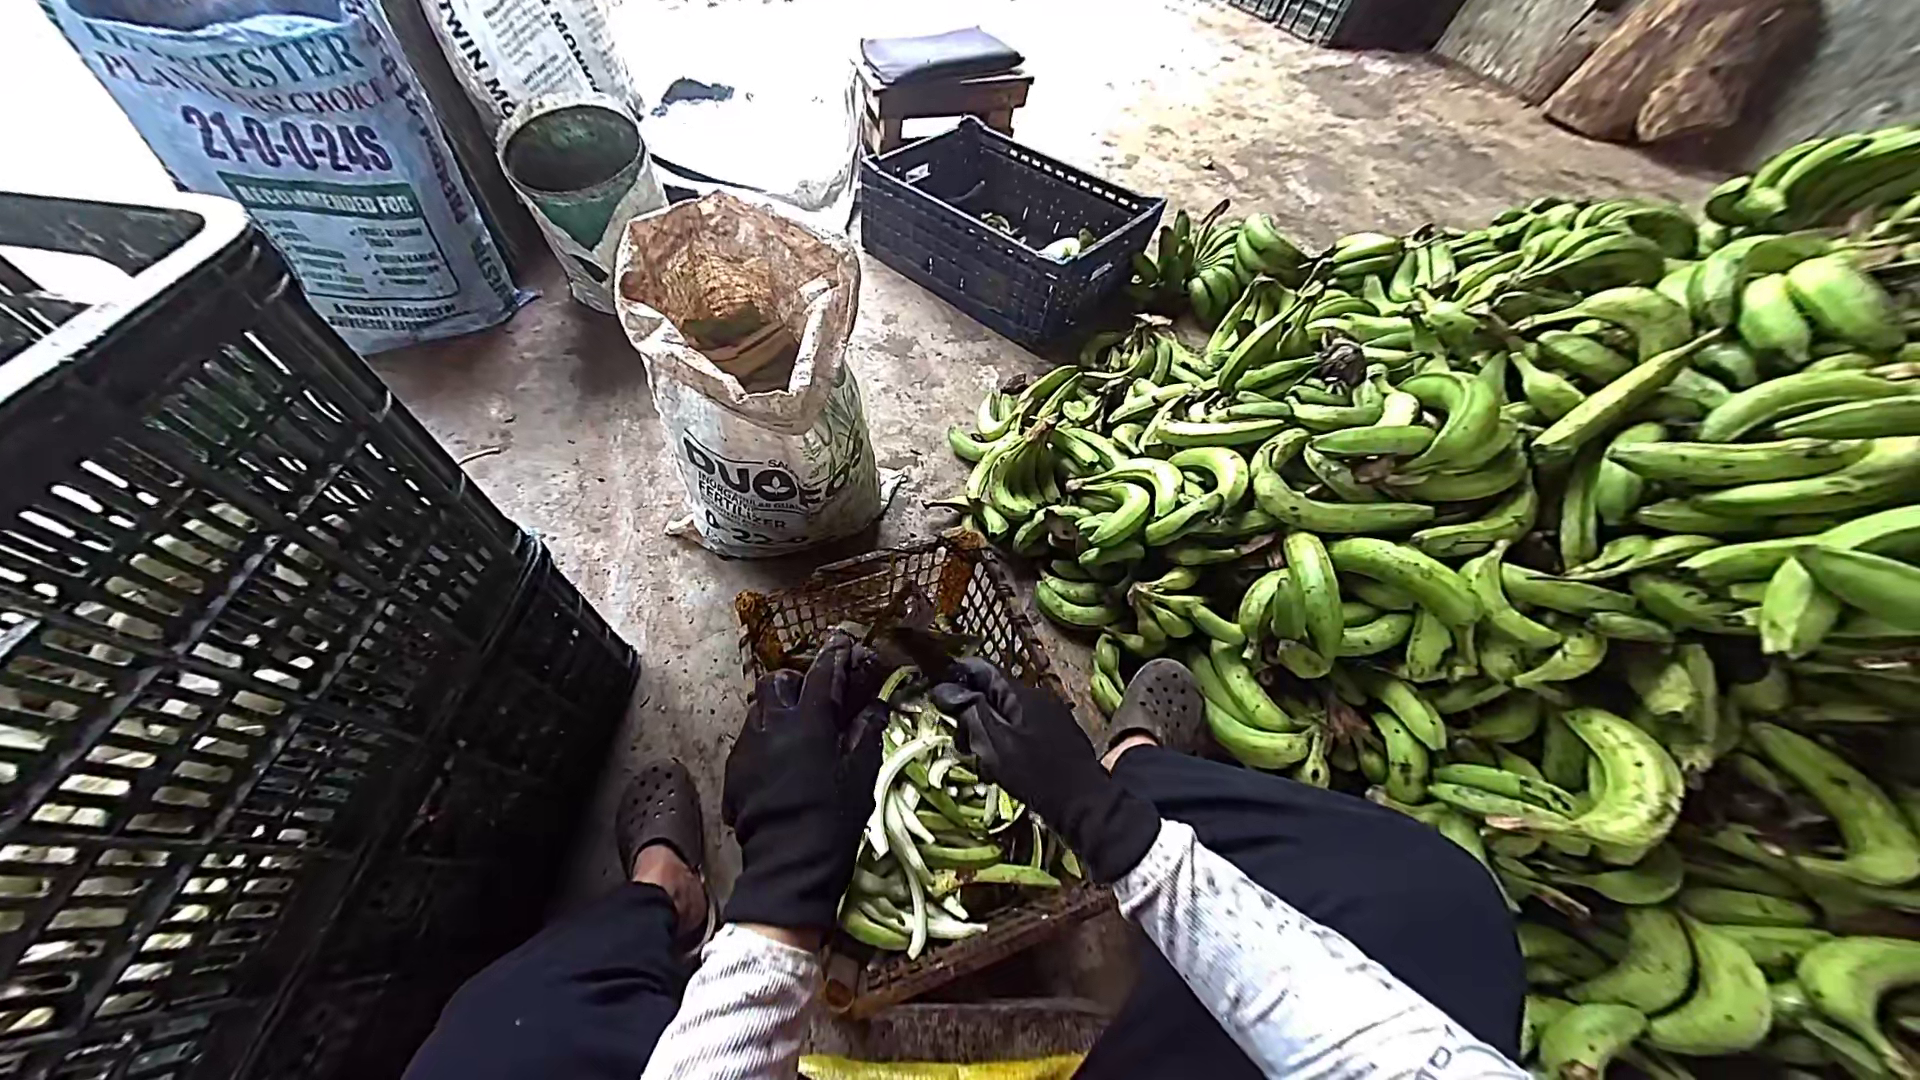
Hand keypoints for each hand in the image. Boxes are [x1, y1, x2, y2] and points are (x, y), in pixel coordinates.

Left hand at [722, 631, 883, 931]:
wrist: (789, 864)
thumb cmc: (834, 816)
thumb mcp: (861, 771)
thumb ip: (867, 730)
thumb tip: (876, 705)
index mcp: (808, 721)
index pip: (822, 674)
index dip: (835, 655)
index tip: (843, 642)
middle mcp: (773, 726)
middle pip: (775, 682)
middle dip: (794, 681)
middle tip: (813, 696)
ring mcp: (748, 748)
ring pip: (758, 710)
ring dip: (777, 709)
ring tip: (795, 728)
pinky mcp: (734, 771)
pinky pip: (749, 740)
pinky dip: (766, 739)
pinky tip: (780, 761)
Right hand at [931, 658, 1159, 882]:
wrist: (1084, 805)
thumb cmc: (1035, 773)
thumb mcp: (994, 742)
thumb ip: (969, 711)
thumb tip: (944, 687)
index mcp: (1019, 693)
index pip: (981, 669)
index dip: (956, 678)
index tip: (937, 695)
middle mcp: (1035, 698)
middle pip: (990, 695)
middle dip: (970, 716)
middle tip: (963, 746)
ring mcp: (1047, 717)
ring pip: (1003, 717)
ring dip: (986, 736)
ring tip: (984, 765)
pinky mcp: (1053, 738)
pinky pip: (1019, 732)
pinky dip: (1004, 747)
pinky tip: (1002, 771)